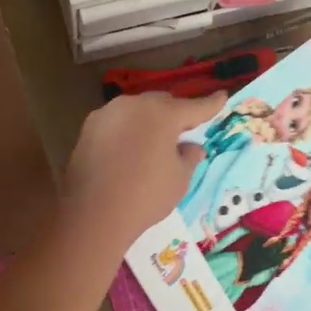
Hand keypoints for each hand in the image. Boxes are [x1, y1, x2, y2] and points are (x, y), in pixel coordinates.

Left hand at [62, 92, 224, 244]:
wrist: (94, 214)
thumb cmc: (146, 196)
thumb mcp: (179, 180)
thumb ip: (189, 157)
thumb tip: (192, 146)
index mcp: (162, 114)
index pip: (194, 106)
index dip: (210, 104)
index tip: (222, 97)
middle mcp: (133, 105)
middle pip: (162, 103)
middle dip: (176, 112)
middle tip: (185, 127)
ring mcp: (107, 114)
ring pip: (136, 110)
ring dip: (149, 119)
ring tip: (156, 138)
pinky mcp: (88, 129)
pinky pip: (117, 122)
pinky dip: (128, 130)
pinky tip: (130, 147)